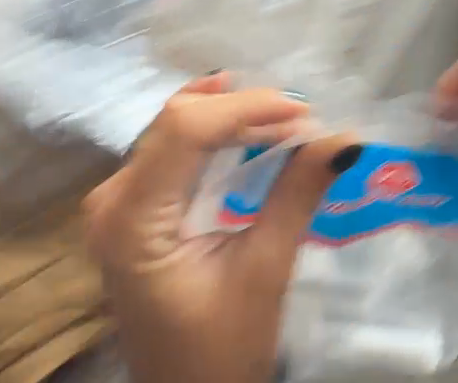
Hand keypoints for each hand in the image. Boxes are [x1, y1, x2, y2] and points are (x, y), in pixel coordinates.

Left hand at [83, 74, 361, 382]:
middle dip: (243, 109)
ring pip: (174, 129)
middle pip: (178, 123)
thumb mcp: (264, 273)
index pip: (185, 130)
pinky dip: (214, 134)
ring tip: (284, 120)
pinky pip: (171, 149)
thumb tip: (346, 138)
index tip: (302, 110)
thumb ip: (297, 196)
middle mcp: (111, 199)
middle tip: (302, 117)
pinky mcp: (131, 207)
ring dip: (231, 117)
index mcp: (131, 219)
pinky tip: (245, 125)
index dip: (245, 107)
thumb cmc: (219, 351)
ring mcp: (115, 202)